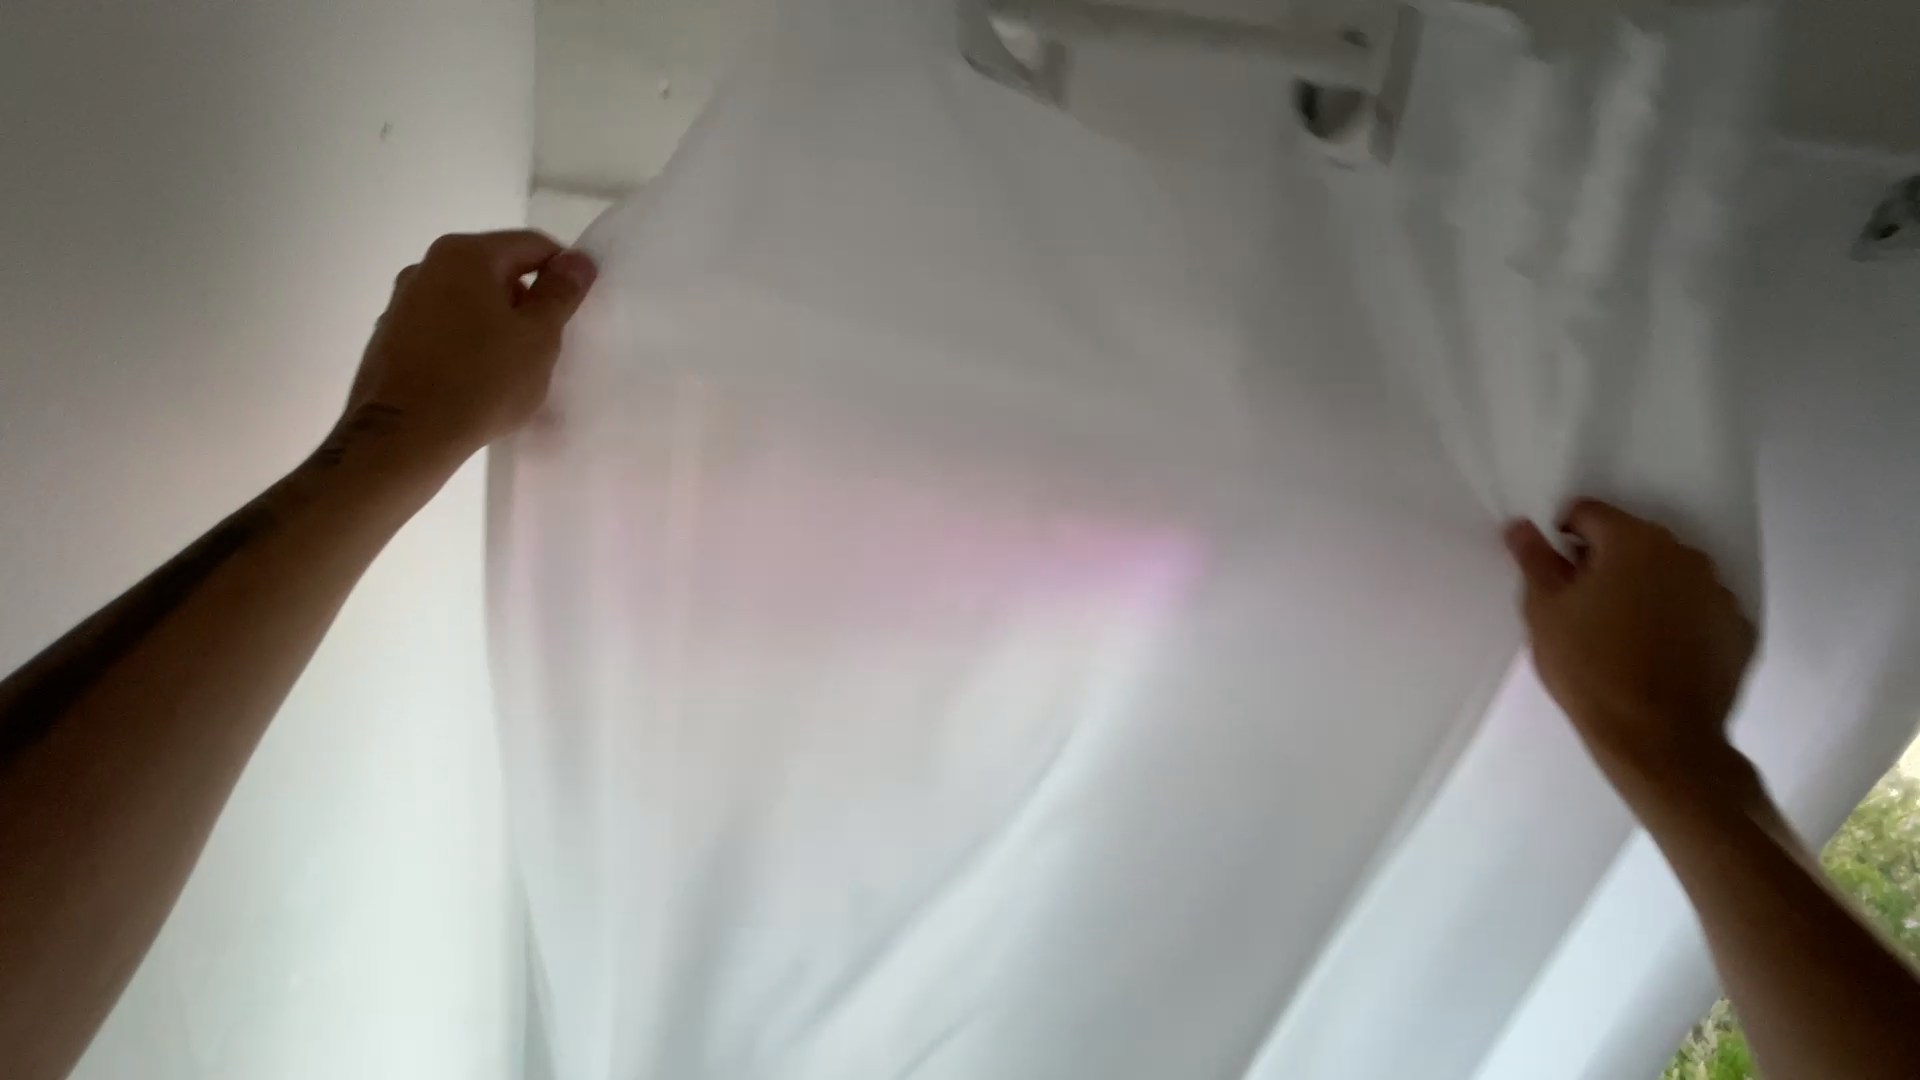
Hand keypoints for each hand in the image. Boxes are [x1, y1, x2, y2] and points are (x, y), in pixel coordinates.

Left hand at [322, 230, 597, 476]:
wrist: (408, 433)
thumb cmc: (485, 379)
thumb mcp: (539, 336)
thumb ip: (561, 293)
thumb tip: (578, 259)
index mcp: (466, 256)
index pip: (533, 246)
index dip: (565, 273)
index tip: (578, 310)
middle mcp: (428, 265)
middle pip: (499, 270)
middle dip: (531, 300)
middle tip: (551, 343)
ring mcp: (405, 300)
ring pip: (472, 300)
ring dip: (501, 322)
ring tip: (518, 365)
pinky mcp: (394, 335)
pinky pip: (448, 326)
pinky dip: (473, 341)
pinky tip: (483, 377)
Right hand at [1506, 501, 1758, 789]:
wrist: (1656, 735)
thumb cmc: (1587, 664)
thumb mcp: (1543, 609)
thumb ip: (1534, 559)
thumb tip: (1522, 525)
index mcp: (1634, 544)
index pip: (1589, 512)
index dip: (1561, 535)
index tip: (1550, 570)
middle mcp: (1685, 557)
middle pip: (1632, 538)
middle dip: (1601, 559)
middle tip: (1576, 601)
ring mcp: (1719, 593)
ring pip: (1665, 573)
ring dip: (1638, 585)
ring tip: (1613, 628)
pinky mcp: (1737, 629)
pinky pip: (1694, 606)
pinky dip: (1670, 615)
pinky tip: (1649, 649)